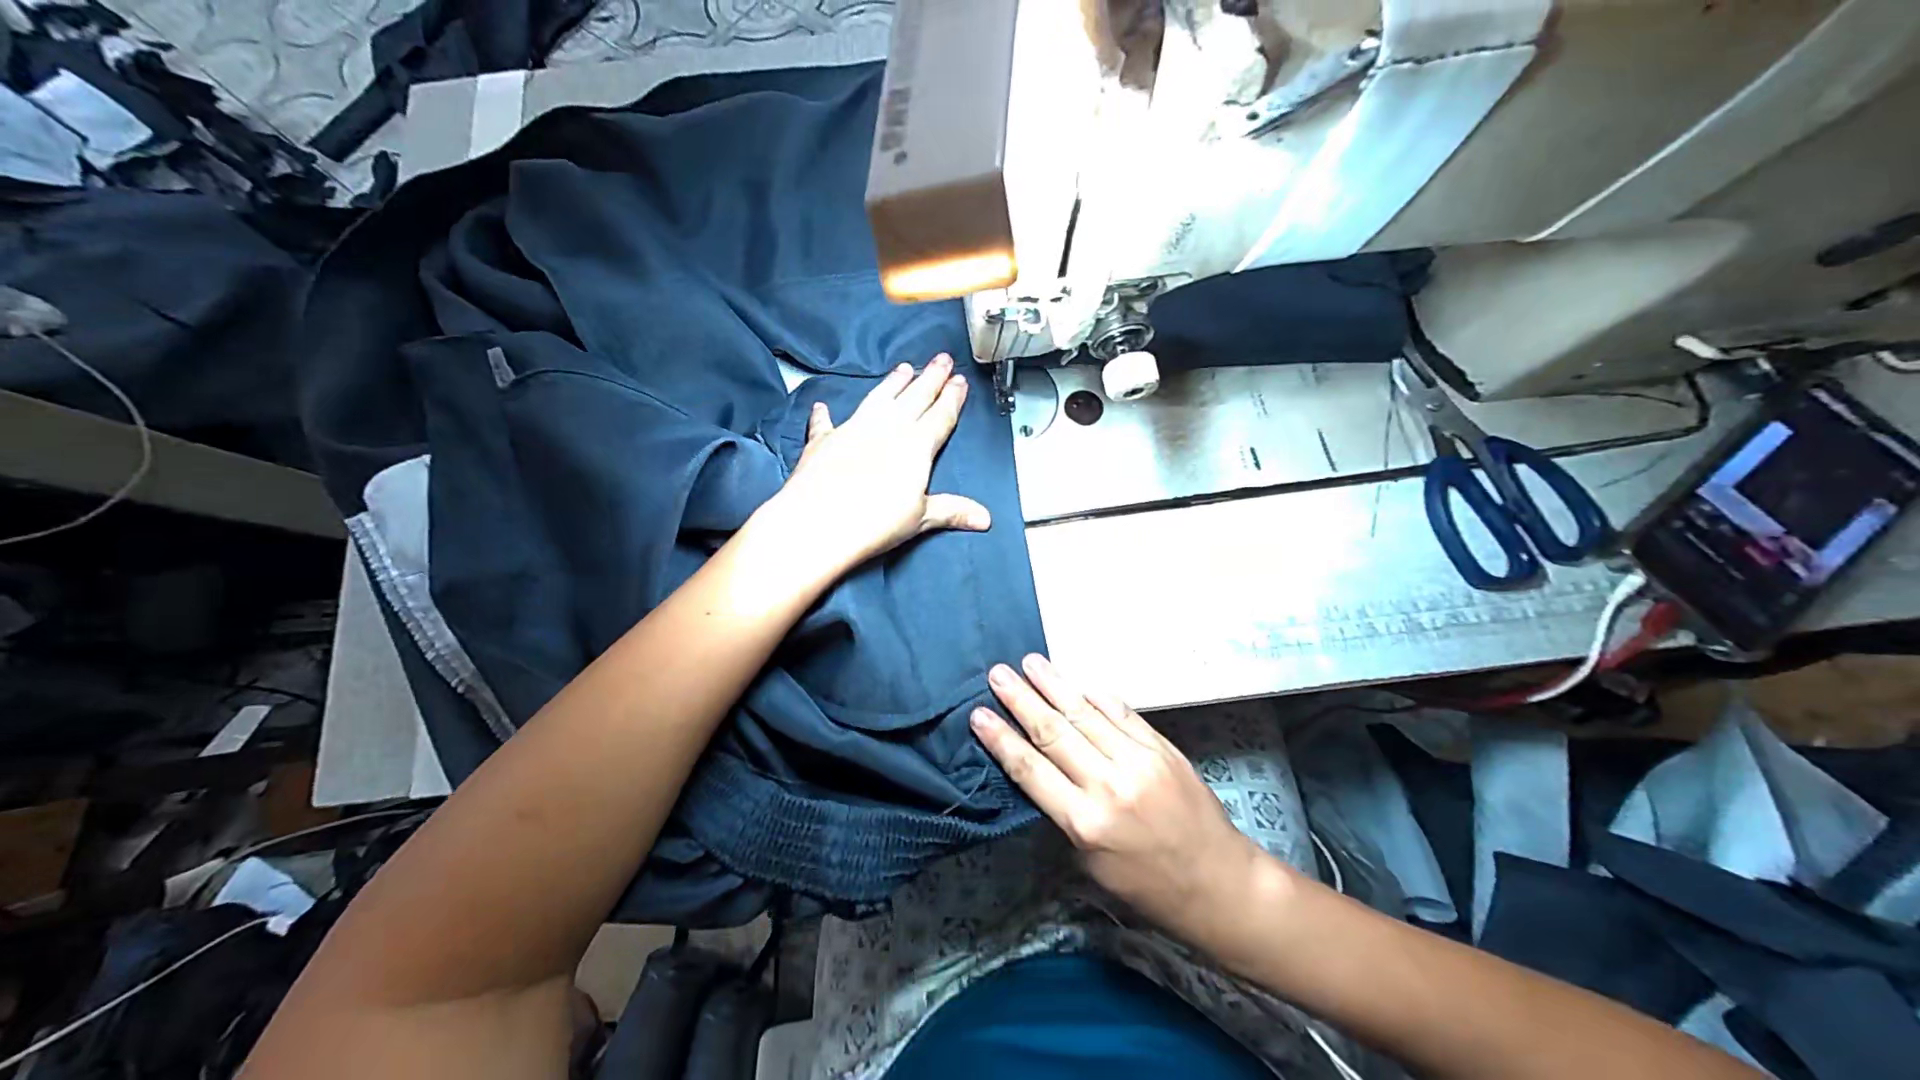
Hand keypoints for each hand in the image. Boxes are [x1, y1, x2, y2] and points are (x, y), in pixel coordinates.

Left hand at [754, 353, 990, 578]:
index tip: (960, 381)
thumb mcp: (920, 519)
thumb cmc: (874, 522)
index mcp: (916, 446)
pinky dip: (824, 414)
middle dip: (930, 378)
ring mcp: (852, 430)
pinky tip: (822, 405)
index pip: (940, 415)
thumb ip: (951, 511)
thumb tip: (985, 518)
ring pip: (878, 399)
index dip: (952, 398)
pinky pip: (825, 423)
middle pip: (914, 398)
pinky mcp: (822, 441)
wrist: (818, 521)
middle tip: (942, 359)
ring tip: (903, 368)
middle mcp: (886, 429)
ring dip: (892, 383)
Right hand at [970, 655, 1290, 946]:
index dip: (1001, 740)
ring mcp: (1139, 762)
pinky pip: (1123, 714)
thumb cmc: (1146, 884)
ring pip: (1086, 714)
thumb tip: (1042, 768)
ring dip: (1055, 686)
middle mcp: (1108, 786)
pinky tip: (1079, 682)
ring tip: (1030, 663)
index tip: (979, 714)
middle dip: (1021, 700)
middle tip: (998, 674)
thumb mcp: (1091, 863)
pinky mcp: (1163, 749)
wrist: (1217, 882)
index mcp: (1084, 822)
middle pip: (1054, 732)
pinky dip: (1099, 696)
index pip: (1031, 770)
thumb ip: (1065, 814)